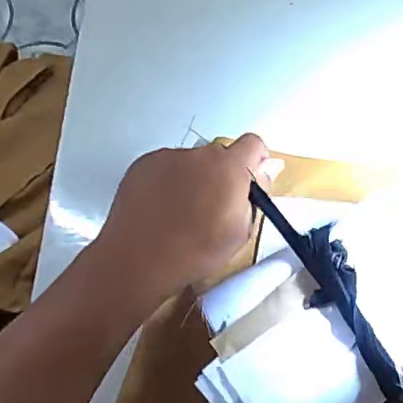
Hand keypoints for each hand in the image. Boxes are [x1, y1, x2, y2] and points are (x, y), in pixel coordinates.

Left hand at [93, 134, 271, 298]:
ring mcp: (168, 157)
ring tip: (181, 213)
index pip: (253, 144)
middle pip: (219, 155)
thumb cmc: (196, 252)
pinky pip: (164, 168)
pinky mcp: (143, 165)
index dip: (255, 160)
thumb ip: (255, 196)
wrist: (140, 258)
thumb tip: (262, 173)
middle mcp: (199, 155)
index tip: (249, 179)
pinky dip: (167, 183)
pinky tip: (161, 210)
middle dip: (221, 175)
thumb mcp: (240, 232)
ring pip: (190, 162)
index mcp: (229, 168)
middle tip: (213, 207)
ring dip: (192, 179)